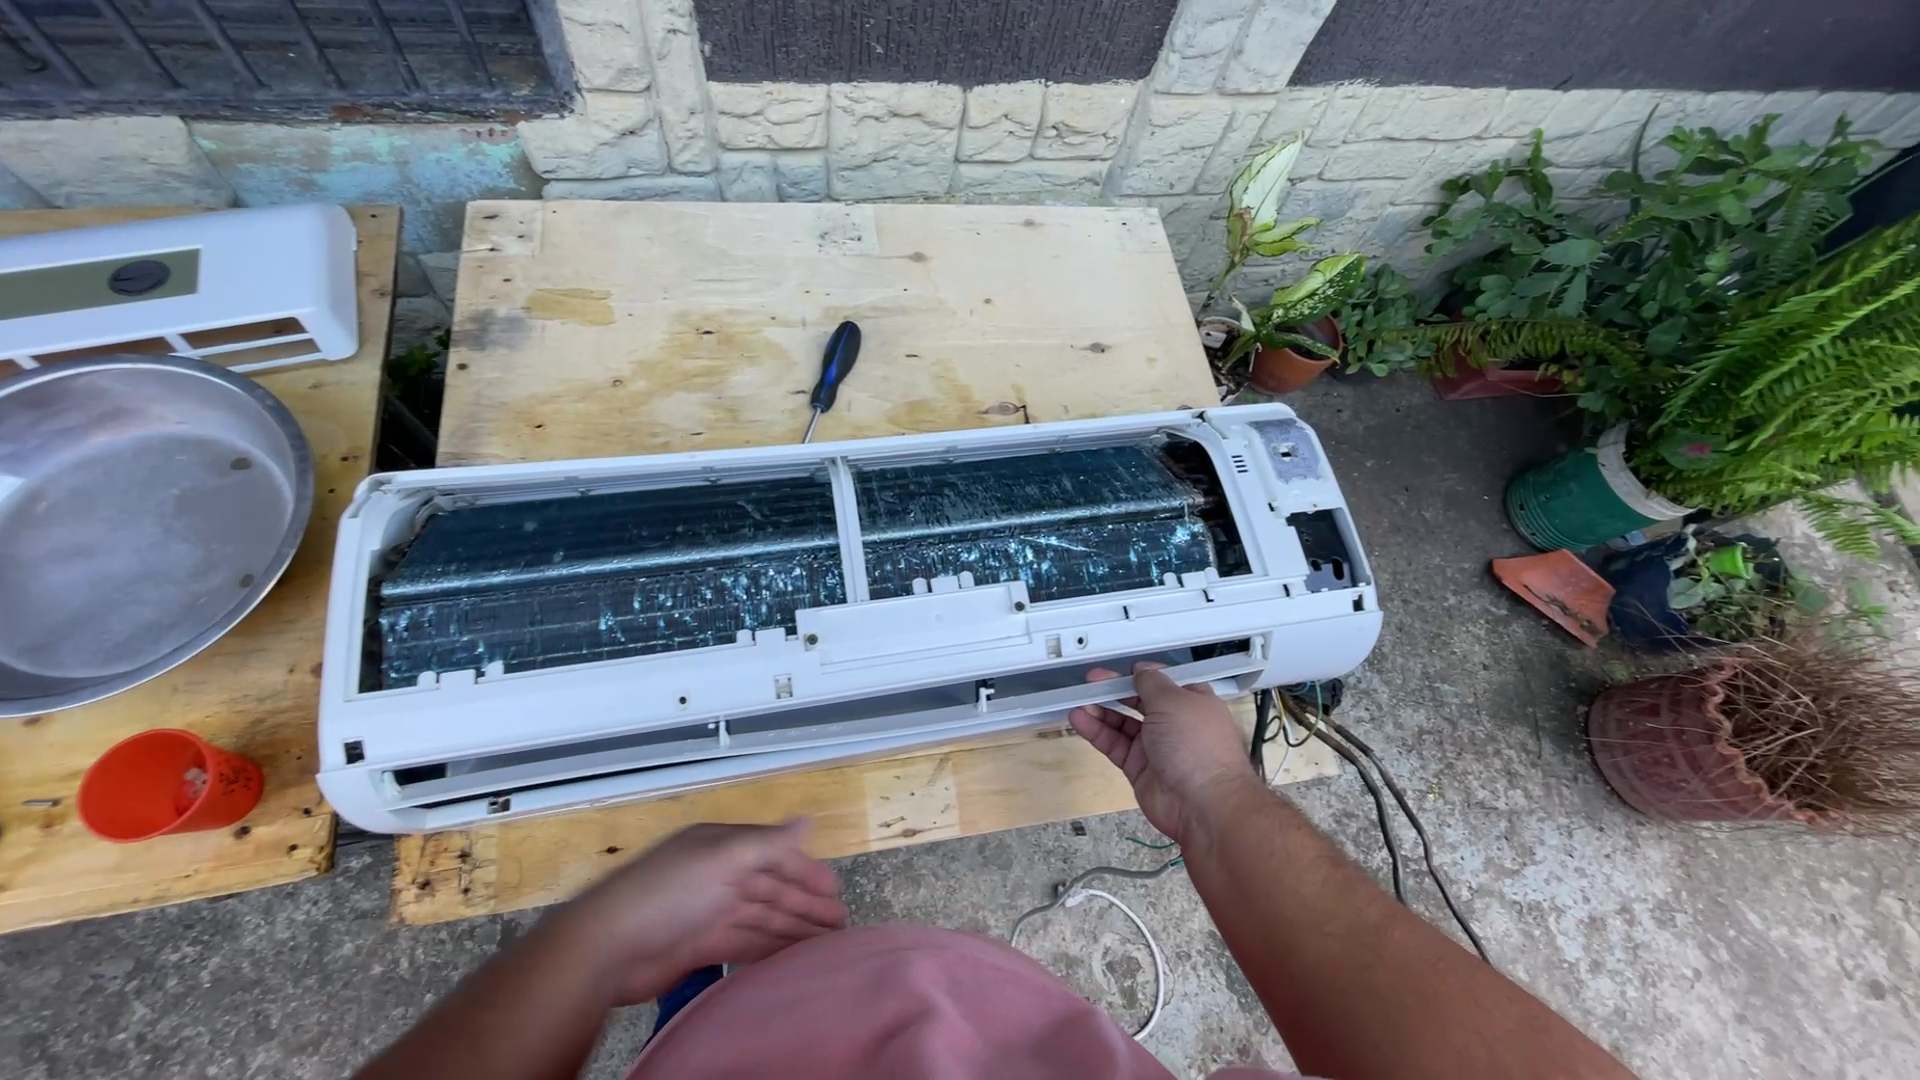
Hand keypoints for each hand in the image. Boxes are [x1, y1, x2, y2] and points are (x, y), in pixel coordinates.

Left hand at [555, 820, 846, 1004]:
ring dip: (792, 927)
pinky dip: (768, 947)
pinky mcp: (698, 945)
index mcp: (723, 848)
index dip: (805, 871)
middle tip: (840, 923)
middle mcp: (718, 875)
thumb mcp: (721, 858)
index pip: (774, 855)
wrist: (606, 948)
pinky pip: (743, 943)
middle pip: (771, 888)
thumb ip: (768, 843)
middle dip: (804, 903)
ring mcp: (708, 911)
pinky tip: (789, 957)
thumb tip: (810, 821)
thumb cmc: (667, 893)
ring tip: (824, 945)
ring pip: (761, 917)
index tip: (835, 890)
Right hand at [1068, 663, 1265, 845]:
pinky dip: (1096, 731)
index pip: (1163, 682)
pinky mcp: (1138, 767)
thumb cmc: (1196, 744)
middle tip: (1090, 682)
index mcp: (1191, 702)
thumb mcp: (1174, 701)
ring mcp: (1155, 746)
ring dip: (1101, 710)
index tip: (1119, 669)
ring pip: (1122, 723)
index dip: (1140, 674)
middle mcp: (1174, 723)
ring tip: (1079, 700)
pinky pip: (1114, 744)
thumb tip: (1141, 670)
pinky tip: (1080, 719)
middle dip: (1114, 690)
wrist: (1203, 804)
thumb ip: (1151, 682)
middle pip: (1138, 701)